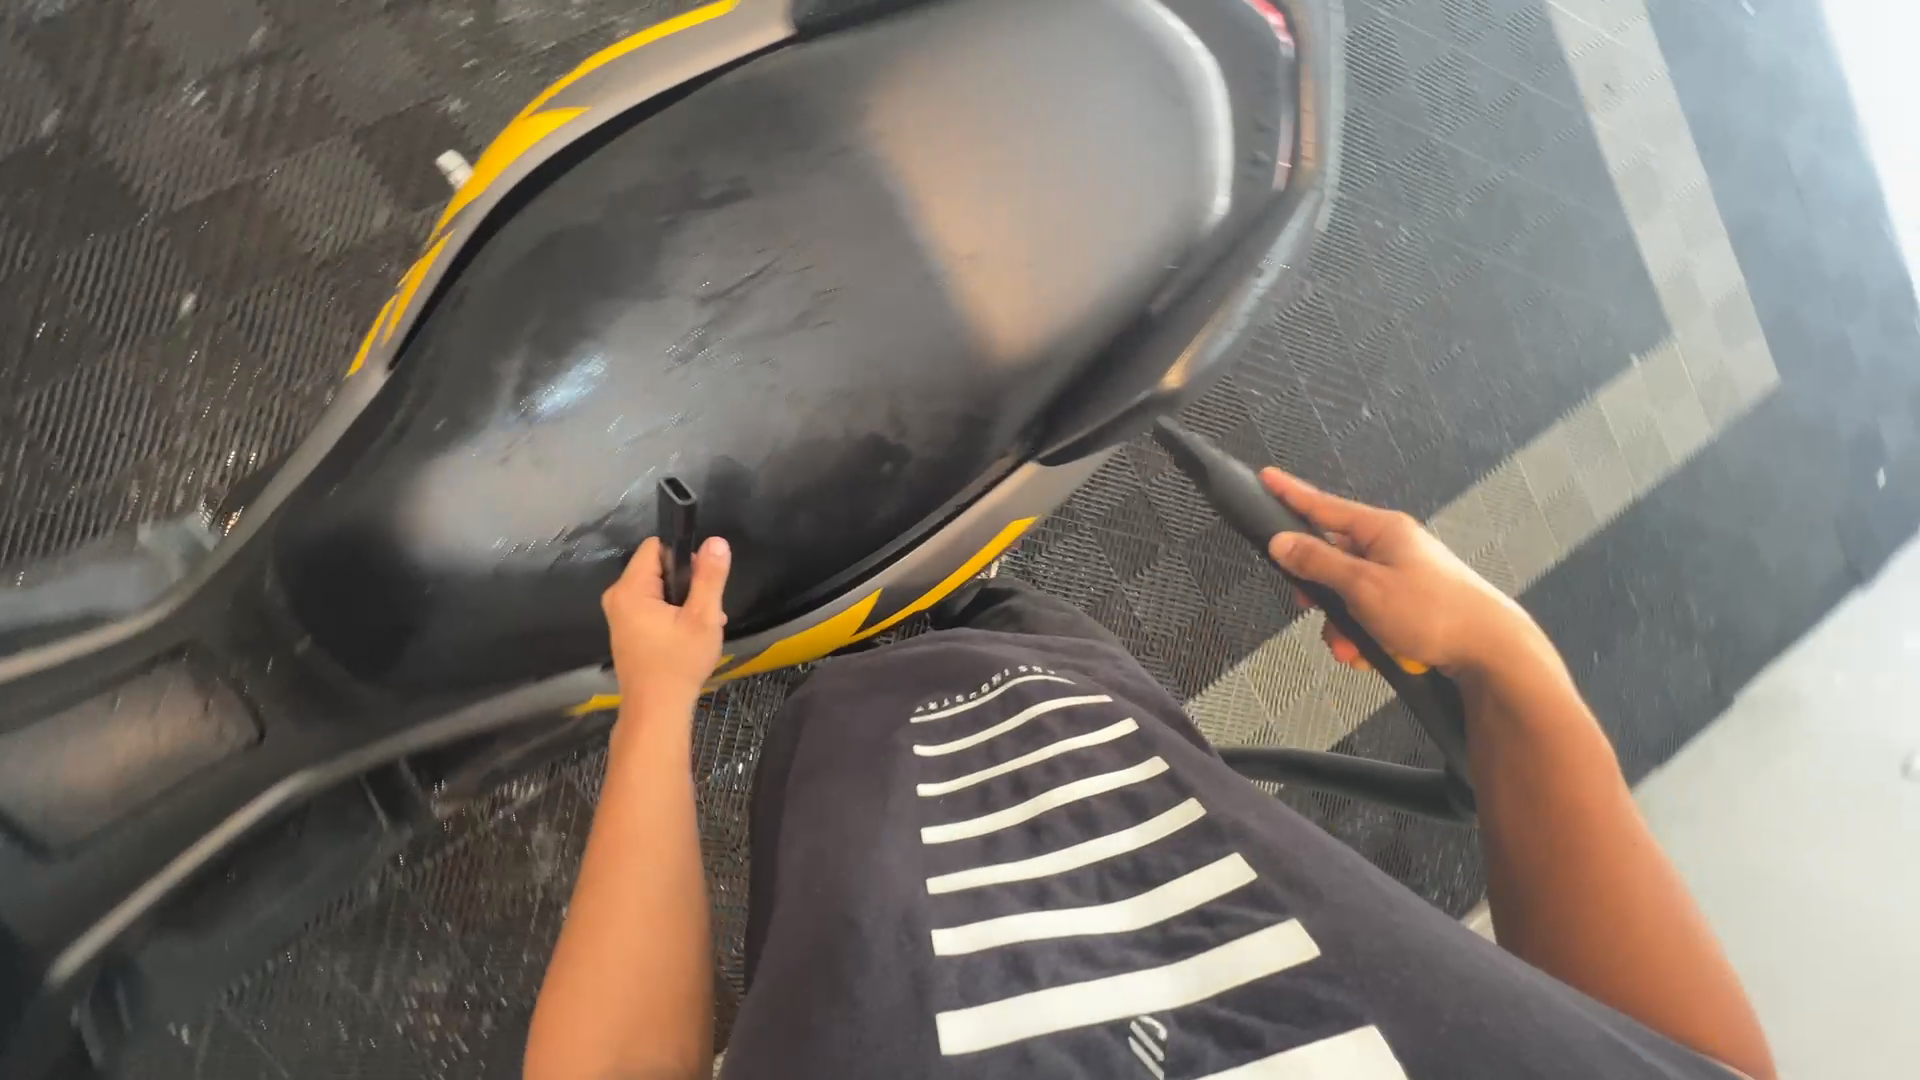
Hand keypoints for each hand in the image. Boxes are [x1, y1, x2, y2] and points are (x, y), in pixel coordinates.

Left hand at [602, 536, 731, 713]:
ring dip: (683, 600)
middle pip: (657, 567)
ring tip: (701, 623)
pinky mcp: (627, 630)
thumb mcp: (703, 617)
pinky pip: (652, 606)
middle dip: (686, 581)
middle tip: (706, 607)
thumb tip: (716, 542)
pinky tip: (689, 633)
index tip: (703, 579)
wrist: (657, 709)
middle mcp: (618, 597)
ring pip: (658, 588)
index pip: (656, 547)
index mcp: (630, 590)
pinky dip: (672, 613)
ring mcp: (620, 615)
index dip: (684, 556)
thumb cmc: (679, 663)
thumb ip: (710, 577)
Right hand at [1259, 468, 1554, 680]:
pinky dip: (1363, 636)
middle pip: (1330, 559)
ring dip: (1342, 624)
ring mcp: (1401, 576)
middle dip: (1319, 592)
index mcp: (1381, 530)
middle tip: (1309, 606)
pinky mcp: (1409, 604)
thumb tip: (1281, 542)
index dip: (1290, 493)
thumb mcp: (1363, 586)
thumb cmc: (1433, 612)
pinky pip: (1368, 615)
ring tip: (1352, 648)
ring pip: (1346, 595)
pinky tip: (1370, 653)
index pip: (1322, 506)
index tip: (1266, 477)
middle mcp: (1391, 548)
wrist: (1495, 653)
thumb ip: (1317, 562)